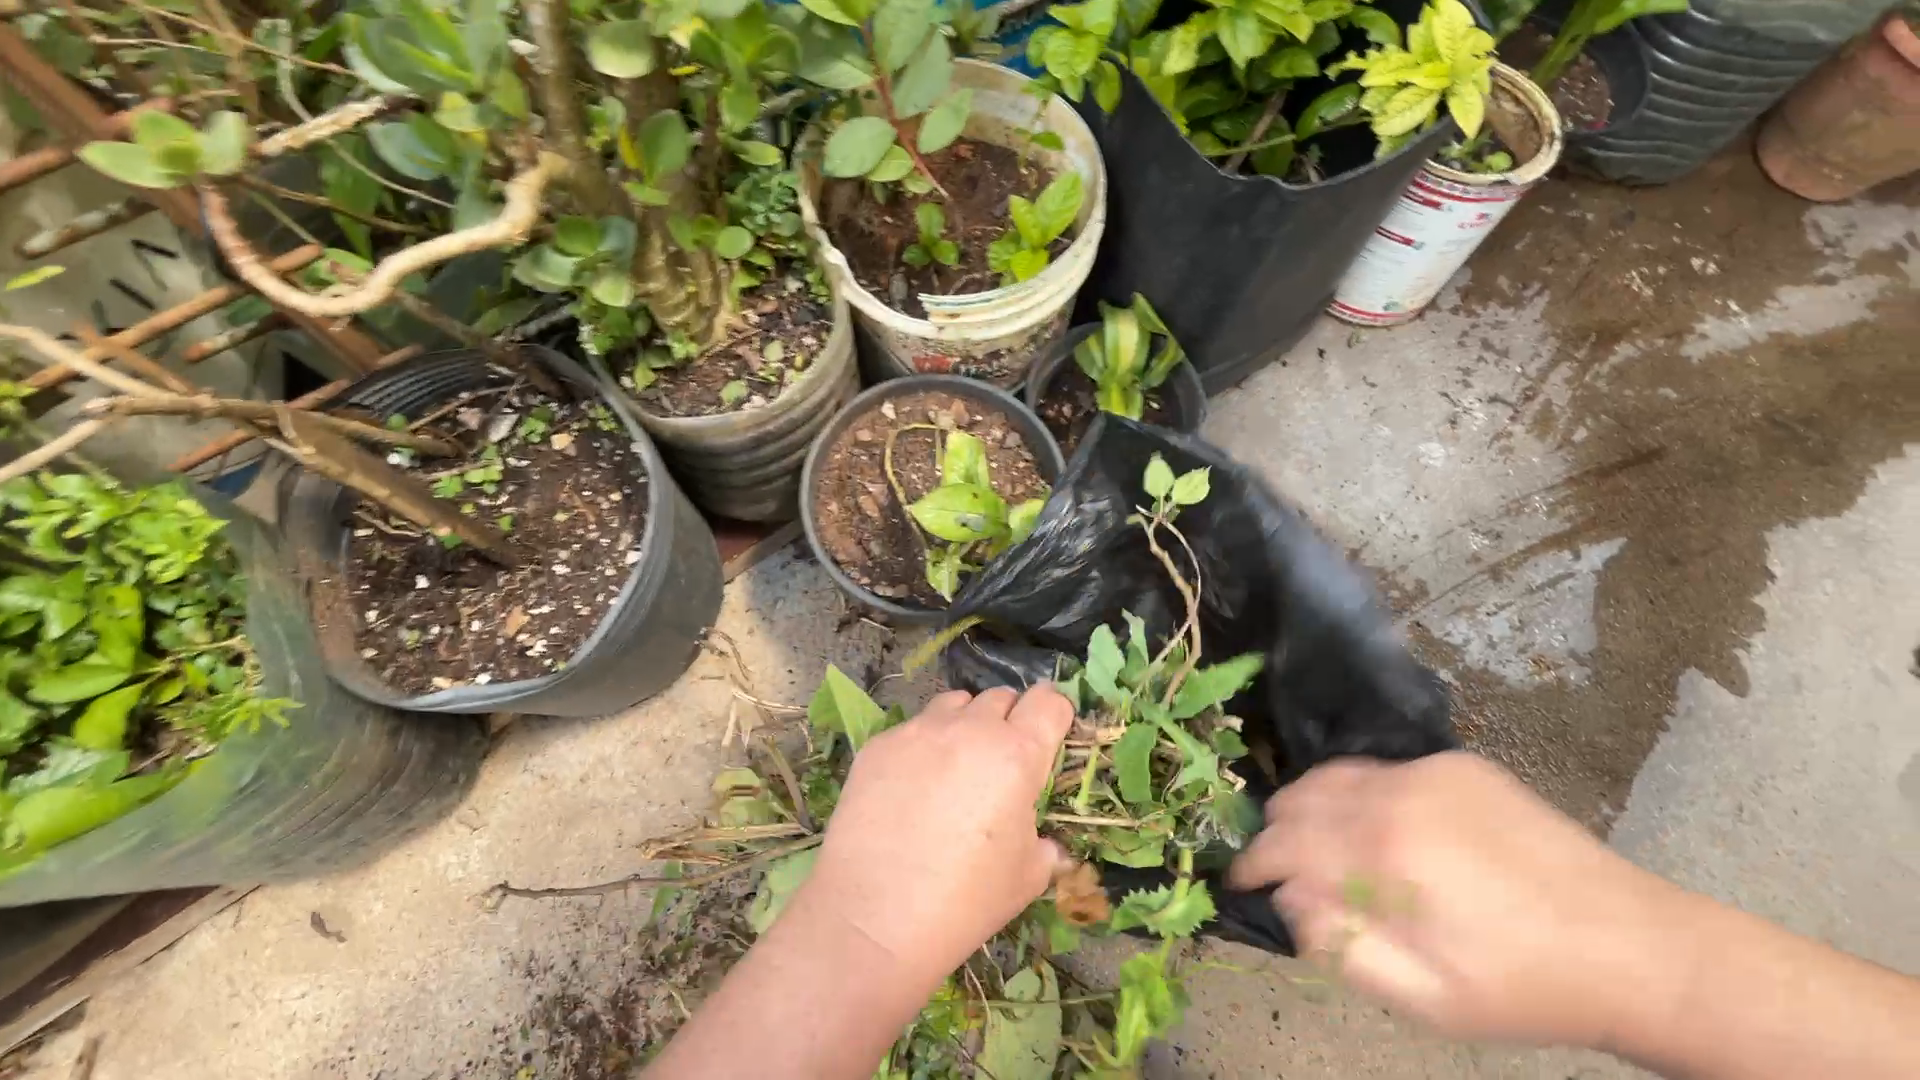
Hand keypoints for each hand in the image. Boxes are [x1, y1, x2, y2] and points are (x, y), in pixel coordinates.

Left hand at [785, 685, 1073, 988]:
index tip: (1049, 735)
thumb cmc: (966, 900)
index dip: (1054, 715)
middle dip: (1009, 721)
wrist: (875, 916)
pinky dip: (922, 747)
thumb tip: (1046, 844)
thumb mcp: (1027, 877)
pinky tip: (910, 789)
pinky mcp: (879, 744)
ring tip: (955, 767)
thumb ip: (1044, 845)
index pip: (1049, 702)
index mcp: (1017, 754)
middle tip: (1001, 763)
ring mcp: (919, 731)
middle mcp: (970, 729)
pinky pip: (912, 729)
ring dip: (964, 725)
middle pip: (1001, 698)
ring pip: (954, 704)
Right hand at [1228, 752, 1690, 1047]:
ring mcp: (1430, 771)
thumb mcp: (1425, 999)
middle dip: (1276, 833)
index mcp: (1384, 852)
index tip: (1239, 880)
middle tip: (1279, 869)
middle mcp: (1397, 794)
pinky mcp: (1458, 764)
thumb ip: (1339, 945)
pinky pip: (1379, 769)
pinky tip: (1375, 829)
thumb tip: (1288, 898)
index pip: (1283, 842)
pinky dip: (1357, 794)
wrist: (1638, 950)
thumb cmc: (1525, 987)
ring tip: (1315, 845)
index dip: (1251, 862)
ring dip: (1310, 807)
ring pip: (1333, 775)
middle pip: (1298, 797)